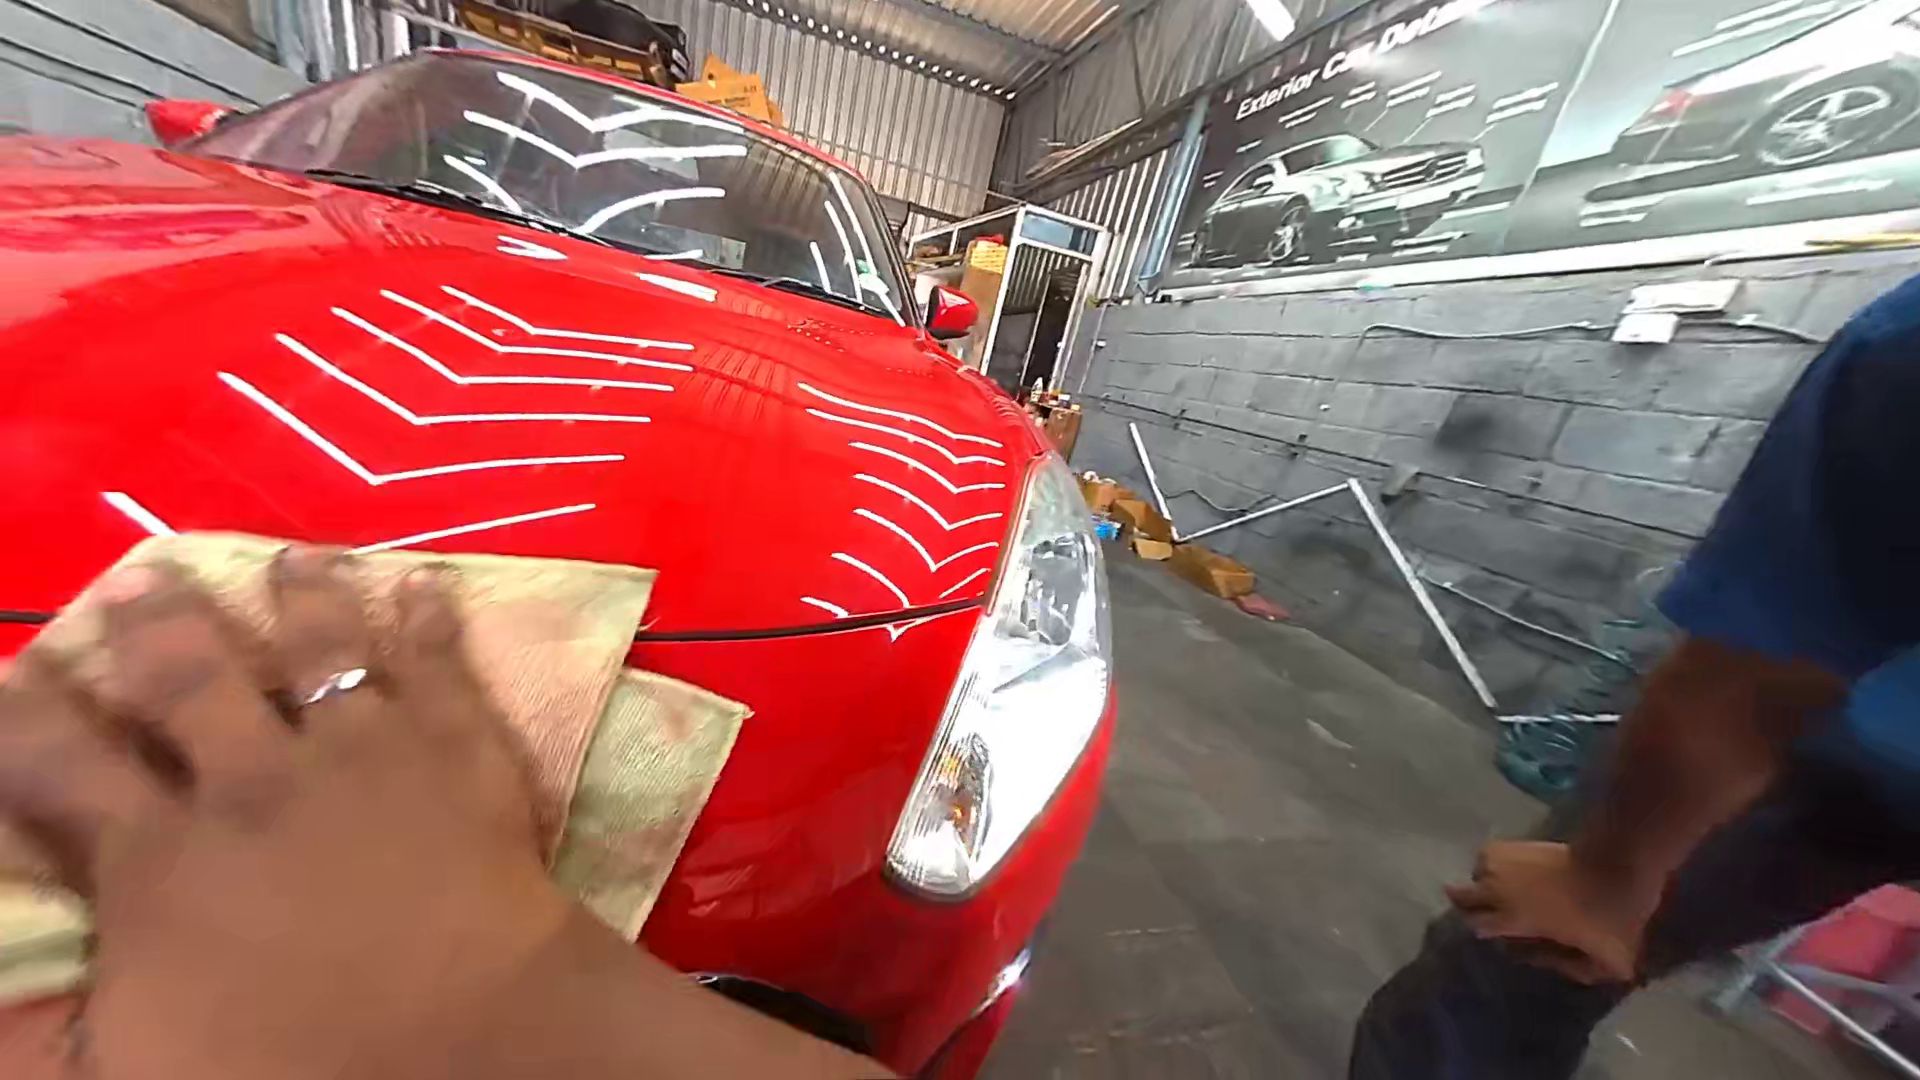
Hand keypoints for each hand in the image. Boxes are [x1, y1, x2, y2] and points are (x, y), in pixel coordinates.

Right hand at [0, 550, 569, 1078]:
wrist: (457, 1002)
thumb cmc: (303, 1048)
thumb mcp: (128, 1062)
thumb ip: (37, 1021)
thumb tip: (0, 973)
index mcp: (163, 857)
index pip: (62, 768)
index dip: (25, 714)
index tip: (13, 665)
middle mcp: (259, 779)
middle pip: (192, 681)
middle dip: (163, 624)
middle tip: (152, 574)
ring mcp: (369, 744)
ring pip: (325, 648)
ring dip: (308, 595)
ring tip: (301, 554)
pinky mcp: (455, 734)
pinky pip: (438, 658)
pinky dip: (429, 614)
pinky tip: (426, 580)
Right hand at [1445, 841, 1656, 984]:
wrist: (1609, 870)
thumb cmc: (1608, 918)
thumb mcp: (1609, 962)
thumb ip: (1575, 969)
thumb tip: (1543, 960)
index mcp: (1512, 917)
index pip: (1474, 924)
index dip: (1482, 929)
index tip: (1496, 933)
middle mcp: (1492, 888)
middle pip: (1457, 894)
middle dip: (1467, 903)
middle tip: (1486, 909)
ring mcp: (1493, 863)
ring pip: (1473, 875)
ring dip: (1483, 884)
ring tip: (1506, 890)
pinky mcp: (1501, 846)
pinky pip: (1484, 859)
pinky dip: (1493, 867)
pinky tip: (1512, 872)